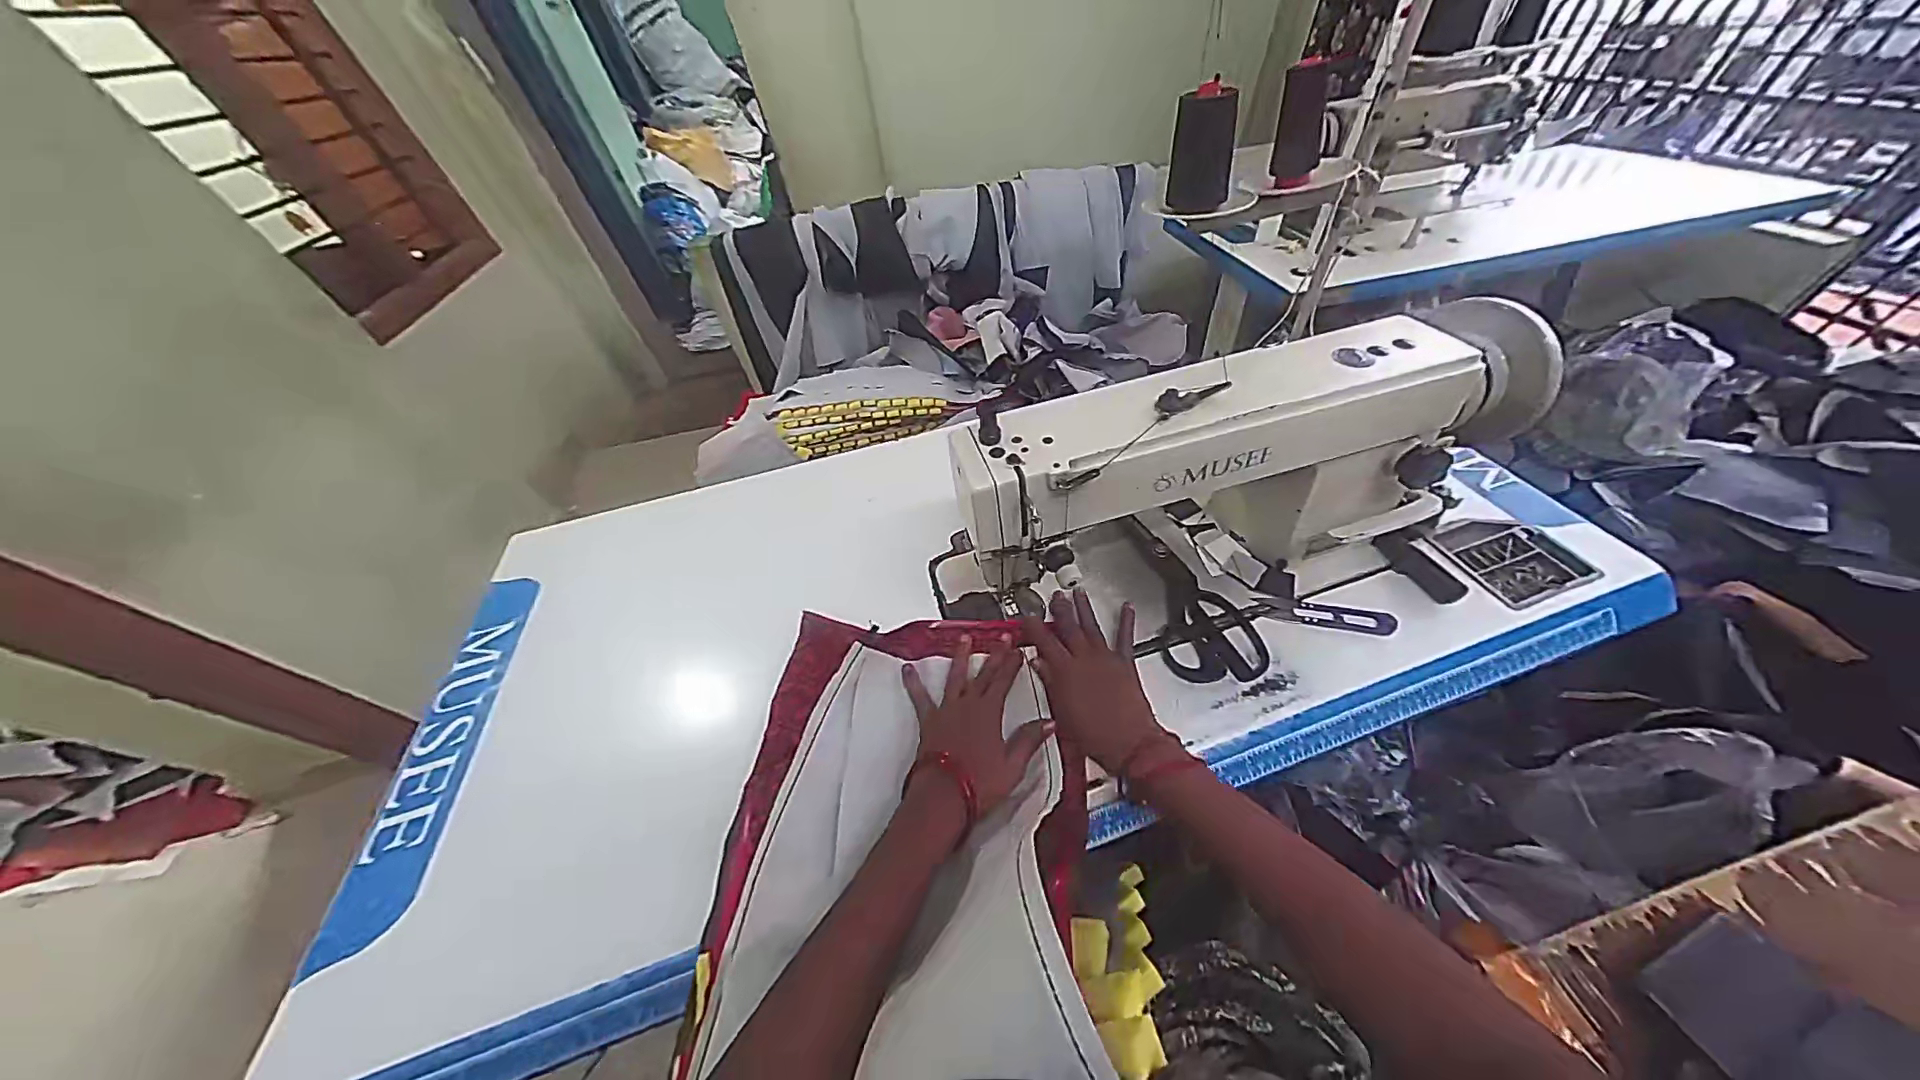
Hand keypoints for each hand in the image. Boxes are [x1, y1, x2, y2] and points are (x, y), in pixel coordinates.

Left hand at [903, 636, 1054, 817]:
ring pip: (955, 678)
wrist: (944, 797)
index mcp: (989, 713)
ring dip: (960, 657)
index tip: (1017, 651)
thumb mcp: (1012, 765)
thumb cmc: (978, 783)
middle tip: (1000, 638)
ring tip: (963, 639)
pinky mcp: (929, 722)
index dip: (1011, 664)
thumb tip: (1048, 724)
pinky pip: (920, 698)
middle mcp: (967, 706)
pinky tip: (908, 670)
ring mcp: (946, 711)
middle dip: (993, 654)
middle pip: (983, 674)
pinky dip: (914, 683)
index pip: (1003, 681)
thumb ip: (1028, 740)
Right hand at [1021, 589, 1170, 774]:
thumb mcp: (1062, 713)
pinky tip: (1126, 609)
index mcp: (1065, 671)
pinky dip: (1125, 621)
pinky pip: (1124, 638)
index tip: (1028, 616)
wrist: (1130, 745)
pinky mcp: (1125, 664)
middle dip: (1059, 610)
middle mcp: (1085, 659)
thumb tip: (1039, 665)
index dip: (1034, 627)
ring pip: (1091, 626)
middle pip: (1068, 627)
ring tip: (1079, 594)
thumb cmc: (1095, 736)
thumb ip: (1050, 683)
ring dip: (1083, 608)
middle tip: (1055, 597)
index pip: (1044, 641)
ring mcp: (1106, 659)